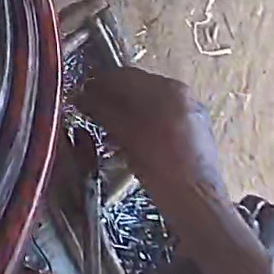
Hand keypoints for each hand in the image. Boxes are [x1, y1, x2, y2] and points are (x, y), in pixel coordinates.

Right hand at [77, 65, 228, 214]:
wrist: (193, 198)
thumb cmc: (155, 160)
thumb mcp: (120, 130)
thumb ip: (98, 107)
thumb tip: (79, 95)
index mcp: (166, 88)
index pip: (122, 75)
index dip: (97, 83)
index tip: (80, 93)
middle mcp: (181, 94)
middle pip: (136, 88)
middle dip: (110, 98)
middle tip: (90, 110)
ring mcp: (190, 112)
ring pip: (147, 104)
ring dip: (123, 112)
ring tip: (105, 128)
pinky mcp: (193, 131)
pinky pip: (159, 117)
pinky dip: (140, 123)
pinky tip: (125, 139)